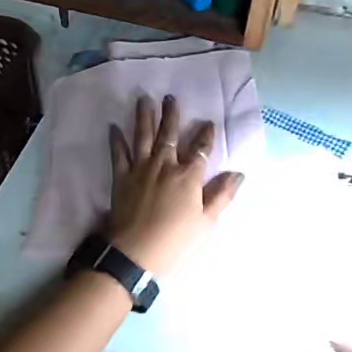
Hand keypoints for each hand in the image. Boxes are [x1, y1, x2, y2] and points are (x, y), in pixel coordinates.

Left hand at [108, 94, 243, 275]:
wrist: (135, 253)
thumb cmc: (176, 242)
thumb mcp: (207, 224)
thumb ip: (221, 196)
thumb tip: (238, 174)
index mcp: (189, 177)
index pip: (200, 150)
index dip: (205, 135)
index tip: (208, 122)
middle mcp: (165, 166)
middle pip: (169, 135)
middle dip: (172, 115)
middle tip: (170, 98)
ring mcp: (141, 170)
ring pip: (143, 137)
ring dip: (145, 117)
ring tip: (144, 100)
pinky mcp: (121, 179)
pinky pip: (118, 154)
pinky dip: (116, 140)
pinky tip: (113, 127)